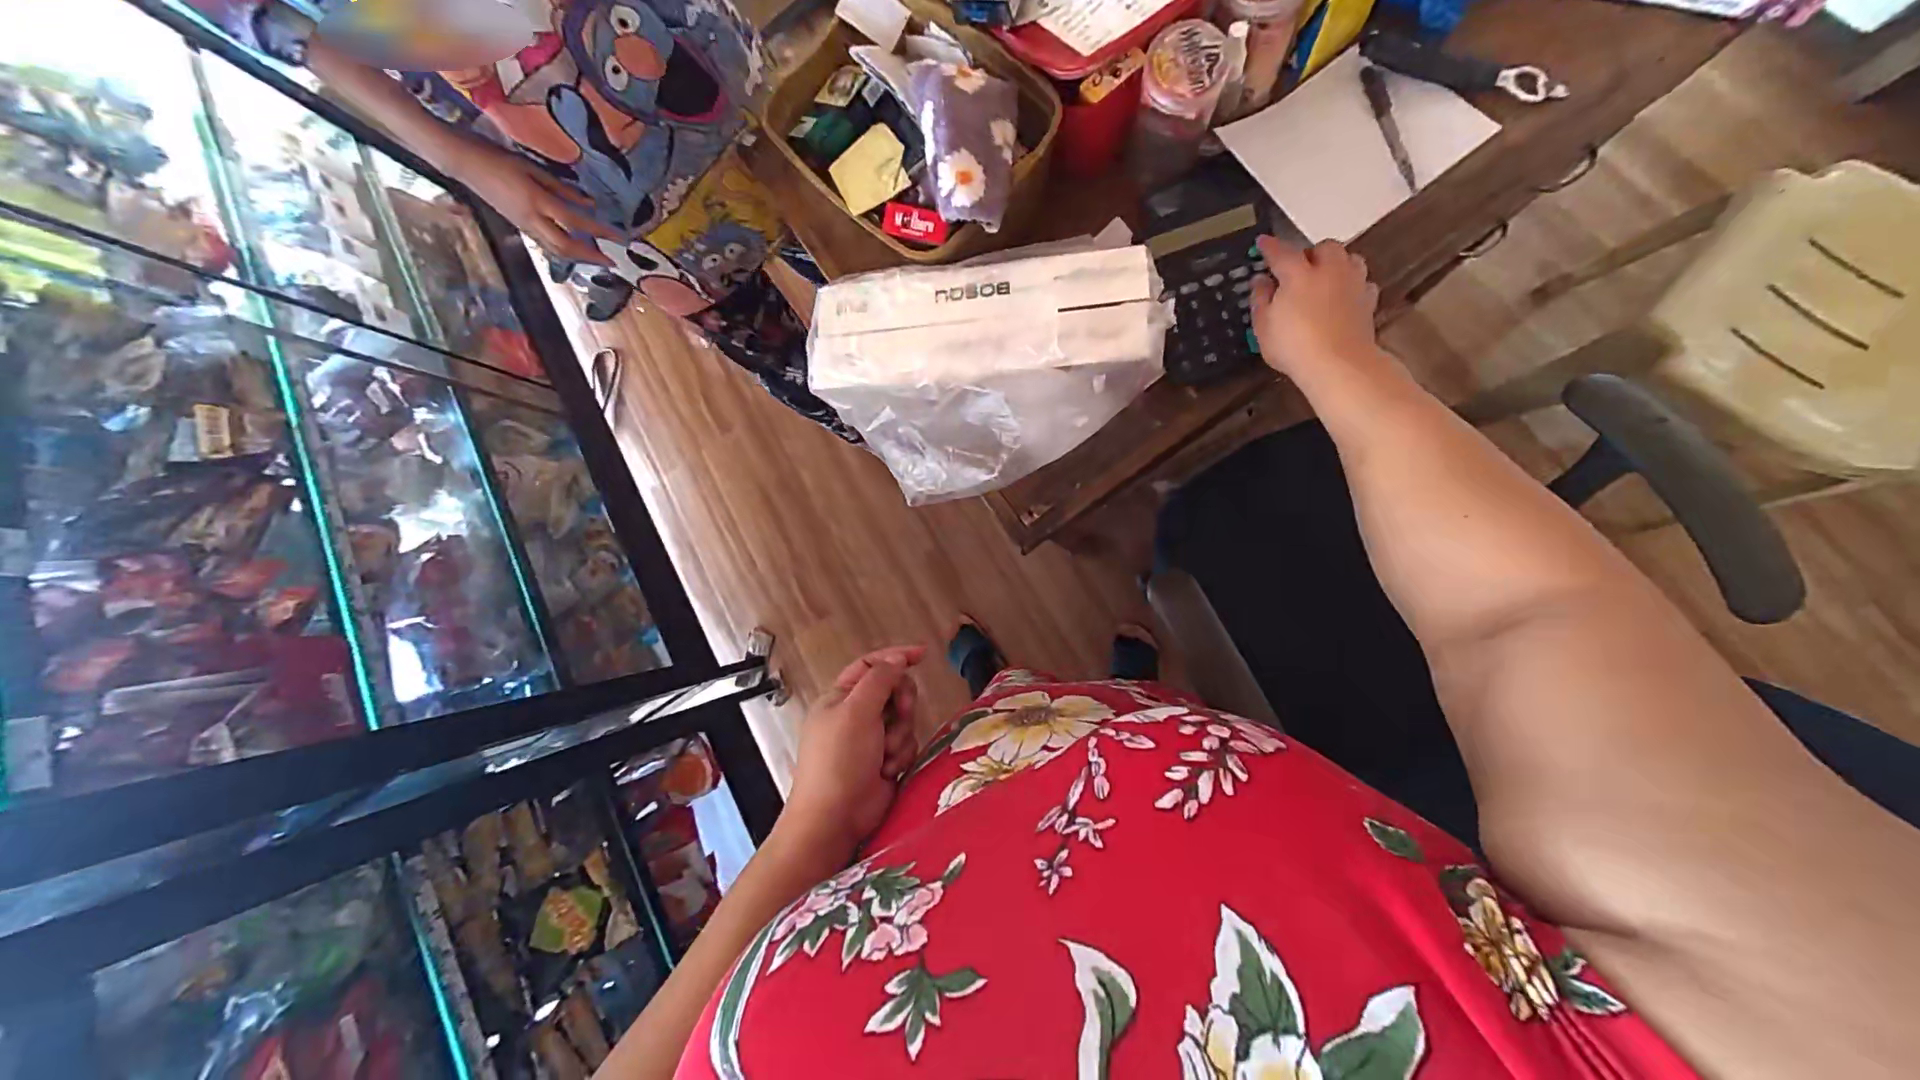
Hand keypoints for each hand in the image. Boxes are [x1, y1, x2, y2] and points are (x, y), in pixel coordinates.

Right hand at [445, 140, 617, 266]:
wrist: (460, 162)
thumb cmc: (496, 158)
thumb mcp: (532, 168)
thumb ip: (562, 188)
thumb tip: (589, 203)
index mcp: (538, 201)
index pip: (577, 222)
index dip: (600, 232)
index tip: (620, 238)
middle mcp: (533, 219)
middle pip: (568, 247)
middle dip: (592, 257)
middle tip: (611, 261)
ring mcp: (524, 226)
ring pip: (557, 250)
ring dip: (580, 258)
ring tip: (597, 259)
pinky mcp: (519, 227)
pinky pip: (546, 245)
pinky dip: (564, 251)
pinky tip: (575, 250)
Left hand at [779, 645, 926, 861]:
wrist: (835, 818)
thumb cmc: (839, 761)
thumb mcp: (857, 711)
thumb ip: (880, 679)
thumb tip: (897, 659)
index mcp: (840, 697)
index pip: (871, 665)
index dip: (896, 657)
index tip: (922, 654)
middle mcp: (855, 715)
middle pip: (894, 691)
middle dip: (902, 704)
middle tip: (900, 714)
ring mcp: (871, 740)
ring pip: (904, 720)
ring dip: (900, 736)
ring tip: (885, 755)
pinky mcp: (885, 761)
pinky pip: (907, 745)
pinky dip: (901, 756)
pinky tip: (888, 771)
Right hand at [1249, 237, 1381, 376]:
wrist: (1339, 364)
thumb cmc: (1294, 346)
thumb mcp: (1263, 326)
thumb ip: (1260, 299)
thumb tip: (1261, 281)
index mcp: (1298, 273)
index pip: (1281, 252)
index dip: (1269, 247)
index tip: (1262, 243)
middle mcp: (1329, 270)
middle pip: (1323, 247)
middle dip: (1310, 253)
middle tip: (1297, 269)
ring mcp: (1353, 283)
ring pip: (1348, 258)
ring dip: (1336, 263)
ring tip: (1324, 277)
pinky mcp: (1368, 300)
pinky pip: (1362, 282)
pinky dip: (1352, 285)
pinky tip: (1343, 296)